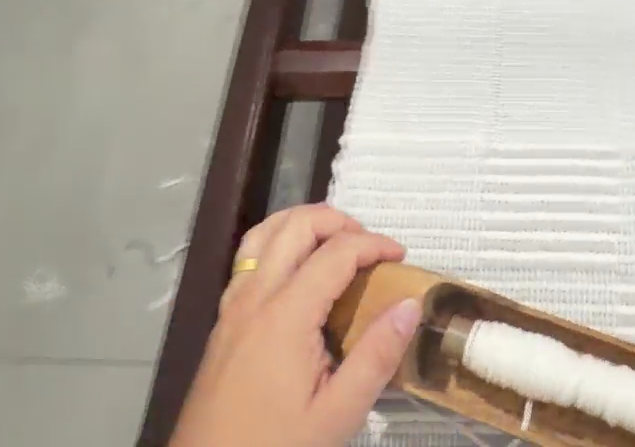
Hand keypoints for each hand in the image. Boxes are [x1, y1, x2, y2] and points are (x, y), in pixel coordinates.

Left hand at [170, 205, 422, 446]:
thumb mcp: (337, 414)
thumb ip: (377, 356)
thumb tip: (411, 304)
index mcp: (285, 315)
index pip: (336, 252)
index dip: (374, 244)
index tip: (401, 256)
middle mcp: (255, 297)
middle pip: (296, 226)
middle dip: (339, 220)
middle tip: (370, 246)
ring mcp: (233, 306)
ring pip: (265, 233)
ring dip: (303, 223)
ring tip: (335, 241)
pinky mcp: (223, 321)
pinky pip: (249, 258)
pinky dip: (278, 243)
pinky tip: (297, 270)